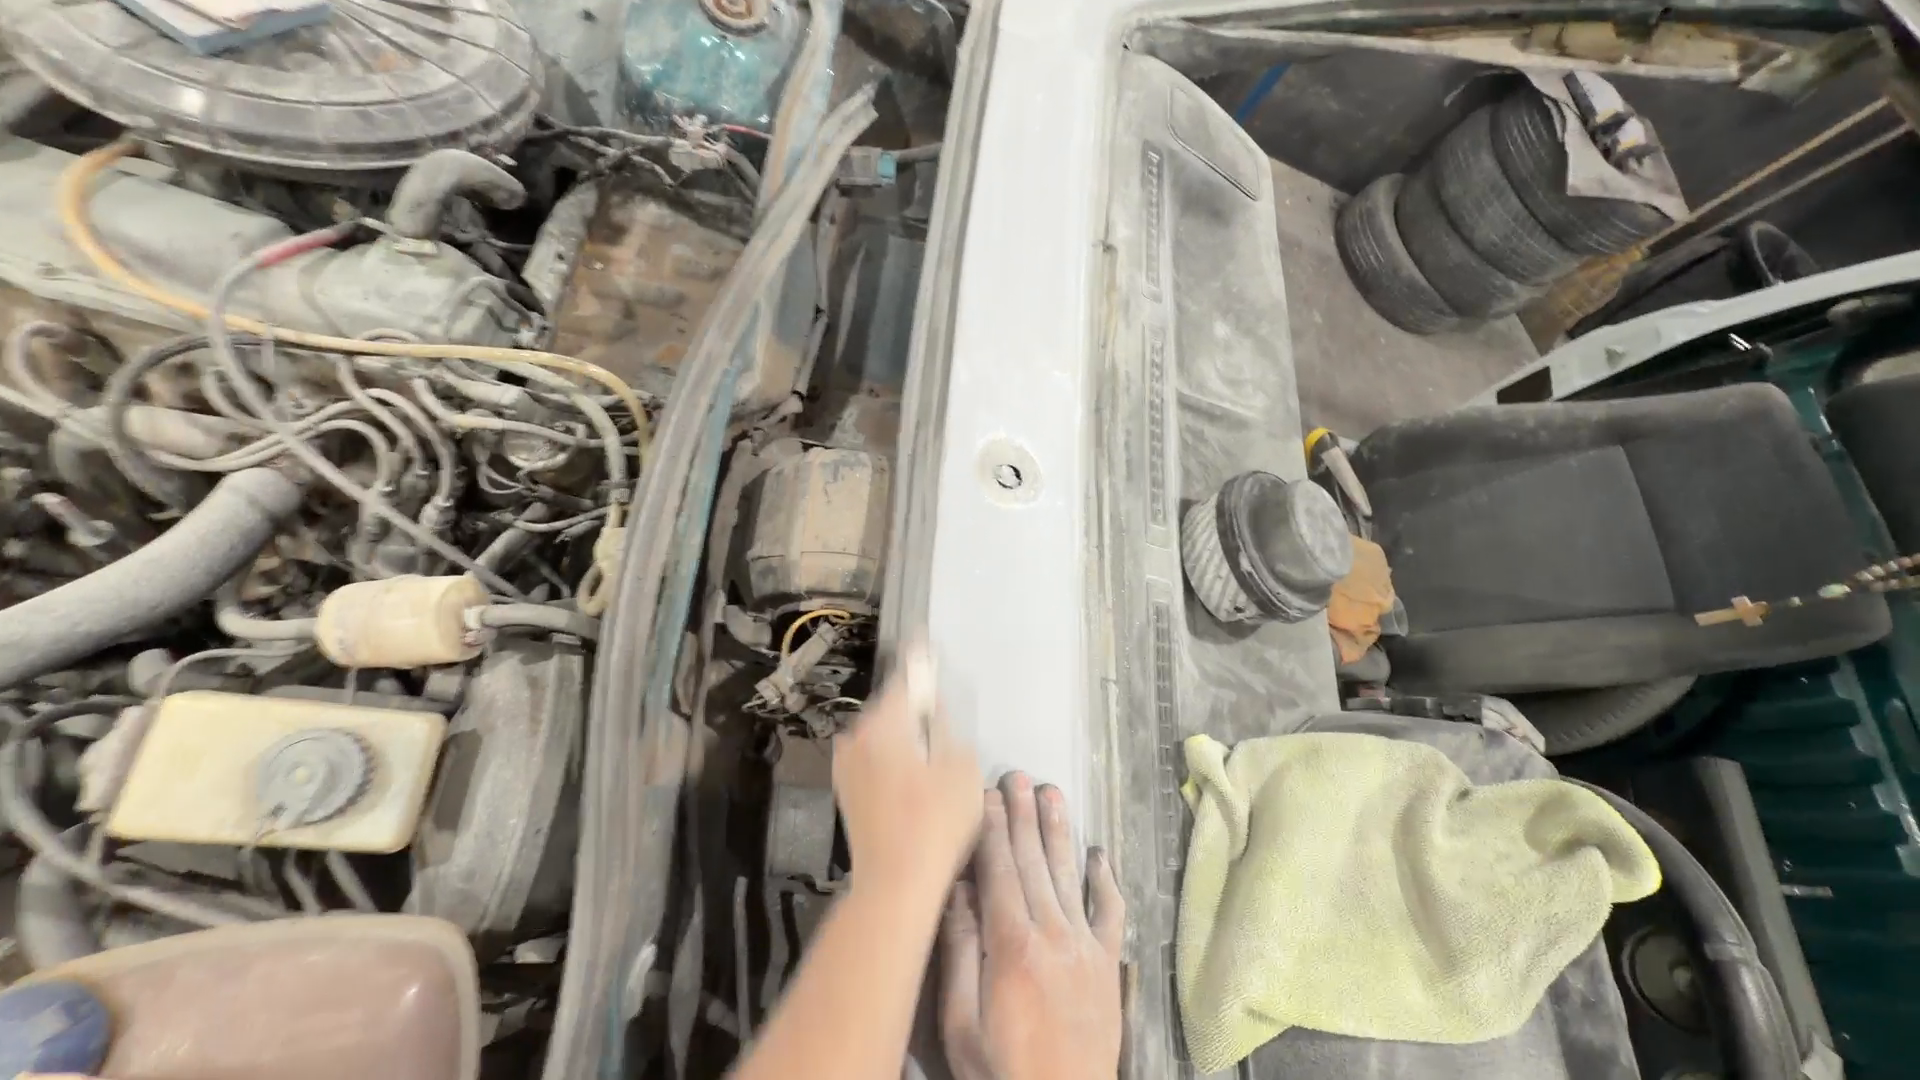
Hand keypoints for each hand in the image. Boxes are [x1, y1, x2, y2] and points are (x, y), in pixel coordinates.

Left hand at [832, 643, 982, 898]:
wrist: (895, 881)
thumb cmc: (936, 821)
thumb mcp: (960, 765)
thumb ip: (945, 724)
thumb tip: (933, 704)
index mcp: (885, 721)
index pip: (906, 676)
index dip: (920, 660)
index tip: (925, 643)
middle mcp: (857, 734)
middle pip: (891, 706)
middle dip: (914, 707)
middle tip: (941, 719)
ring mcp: (846, 763)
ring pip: (881, 734)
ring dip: (902, 735)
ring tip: (931, 758)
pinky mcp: (845, 789)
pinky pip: (873, 758)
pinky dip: (891, 758)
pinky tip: (912, 781)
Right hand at [942, 773, 1125, 1079]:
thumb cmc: (1001, 1072)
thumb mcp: (961, 1024)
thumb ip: (960, 954)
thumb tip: (957, 892)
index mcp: (1012, 945)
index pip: (999, 870)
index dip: (991, 829)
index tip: (986, 794)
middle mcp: (1053, 934)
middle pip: (1033, 861)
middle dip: (1023, 816)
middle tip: (1018, 777)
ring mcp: (1086, 947)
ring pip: (1068, 875)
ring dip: (1058, 831)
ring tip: (1053, 793)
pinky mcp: (1108, 965)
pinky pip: (1110, 913)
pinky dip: (1105, 881)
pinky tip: (1099, 854)